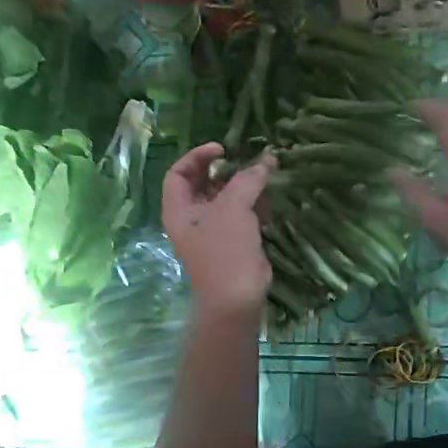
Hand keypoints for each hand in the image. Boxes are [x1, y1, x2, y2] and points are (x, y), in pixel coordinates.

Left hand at [162, 143, 274, 316]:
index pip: (179, 173)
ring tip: (263, 174)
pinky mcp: (234, 243)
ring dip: (243, 186)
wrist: (237, 298)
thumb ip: (248, 180)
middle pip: (203, 185)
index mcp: (178, 210)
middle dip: (224, 170)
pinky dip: (254, 204)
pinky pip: (242, 216)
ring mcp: (213, 232)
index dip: (198, 156)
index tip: (223, 148)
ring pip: (225, 200)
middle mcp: (192, 219)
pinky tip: (269, 198)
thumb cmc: (225, 250)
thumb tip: (267, 159)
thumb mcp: (233, 208)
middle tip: (246, 160)